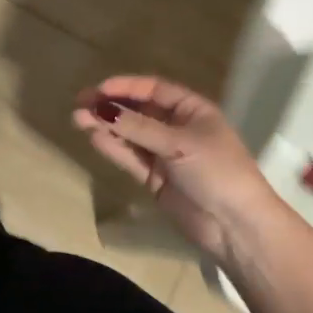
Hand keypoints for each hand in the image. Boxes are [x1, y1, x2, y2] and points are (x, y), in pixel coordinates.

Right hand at [73, 75, 281, 258]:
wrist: (235, 225)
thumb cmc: (216, 171)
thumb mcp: (179, 143)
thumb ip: (138, 126)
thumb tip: (101, 108)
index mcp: (193, 110)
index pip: (154, 89)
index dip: (126, 87)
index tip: (98, 89)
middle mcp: (177, 129)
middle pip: (139, 111)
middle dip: (111, 106)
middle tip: (79, 104)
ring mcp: (165, 155)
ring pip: (131, 135)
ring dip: (107, 126)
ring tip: (78, 119)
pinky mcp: (155, 179)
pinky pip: (131, 158)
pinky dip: (114, 148)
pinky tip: (95, 137)